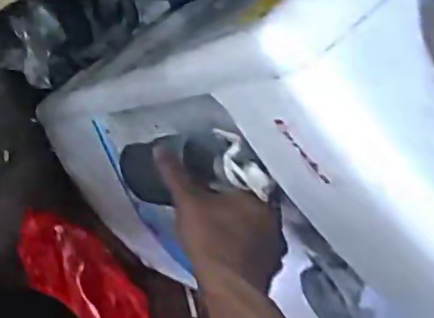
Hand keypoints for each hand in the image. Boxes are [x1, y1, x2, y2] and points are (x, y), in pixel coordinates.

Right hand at [156, 146, 283, 293]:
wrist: (229, 287)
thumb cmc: (211, 237)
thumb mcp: (186, 200)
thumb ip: (175, 173)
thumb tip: (160, 147)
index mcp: (259, 201)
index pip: (248, 173)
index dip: (228, 165)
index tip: (210, 160)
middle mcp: (274, 221)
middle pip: (250, 196)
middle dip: (230, 188)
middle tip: (206, 180)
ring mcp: (273, 245)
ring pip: (252, 218)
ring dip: (235, 211)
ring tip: (211, 203)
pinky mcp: (267, 263)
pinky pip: (252, 236)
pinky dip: (238, 230)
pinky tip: (220, 229)